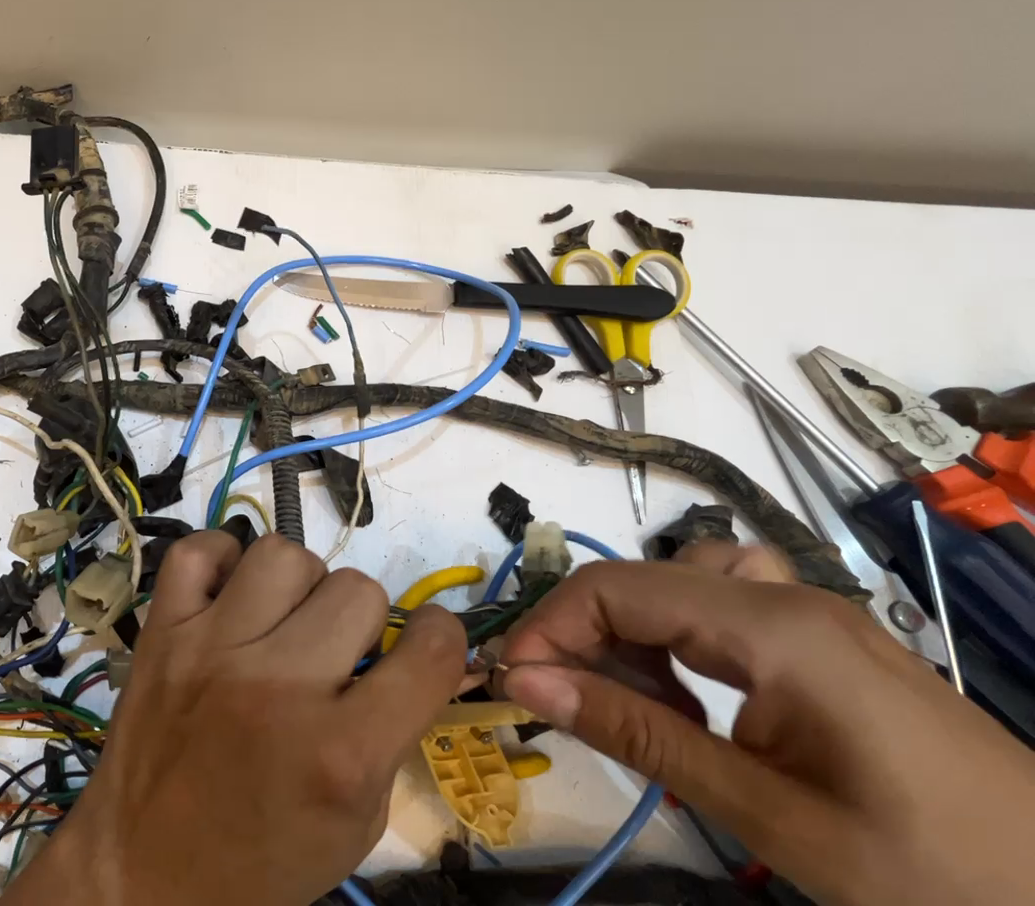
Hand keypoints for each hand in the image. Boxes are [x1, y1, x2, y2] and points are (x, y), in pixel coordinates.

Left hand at [1, 532, 465, 905]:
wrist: (148, 867)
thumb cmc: (262, 858)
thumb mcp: (358, 822)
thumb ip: (391, 735)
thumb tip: (412, 658)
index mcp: (341, 750)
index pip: (430, 650)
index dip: (440, 640)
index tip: (423, 644)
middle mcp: (278, 684)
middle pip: (356, 589)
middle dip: (361, 620)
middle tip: (335, 652)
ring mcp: (211, 648)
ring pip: (282, 555)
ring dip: (298, 585)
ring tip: (282, 622)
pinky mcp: (161, 630)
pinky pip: (197, 551)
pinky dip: (220, 560)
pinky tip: (230, 595)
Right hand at [500, 555, 1034, 905]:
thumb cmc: (930, 867)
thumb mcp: (768, 811)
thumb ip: (637, 734)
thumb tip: (523, 679)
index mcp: (773, 630)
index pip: (616, 590)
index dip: (550, 627)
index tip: (516, 685)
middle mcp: (789, 601)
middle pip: (642, 580)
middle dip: (583, 632)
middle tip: (568, 703)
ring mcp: (816, 618)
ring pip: (682, 583)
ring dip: (633, 629)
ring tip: (632, 700)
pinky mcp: (830, 645)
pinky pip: (726, 607)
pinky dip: (680, 635)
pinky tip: (690, 696)